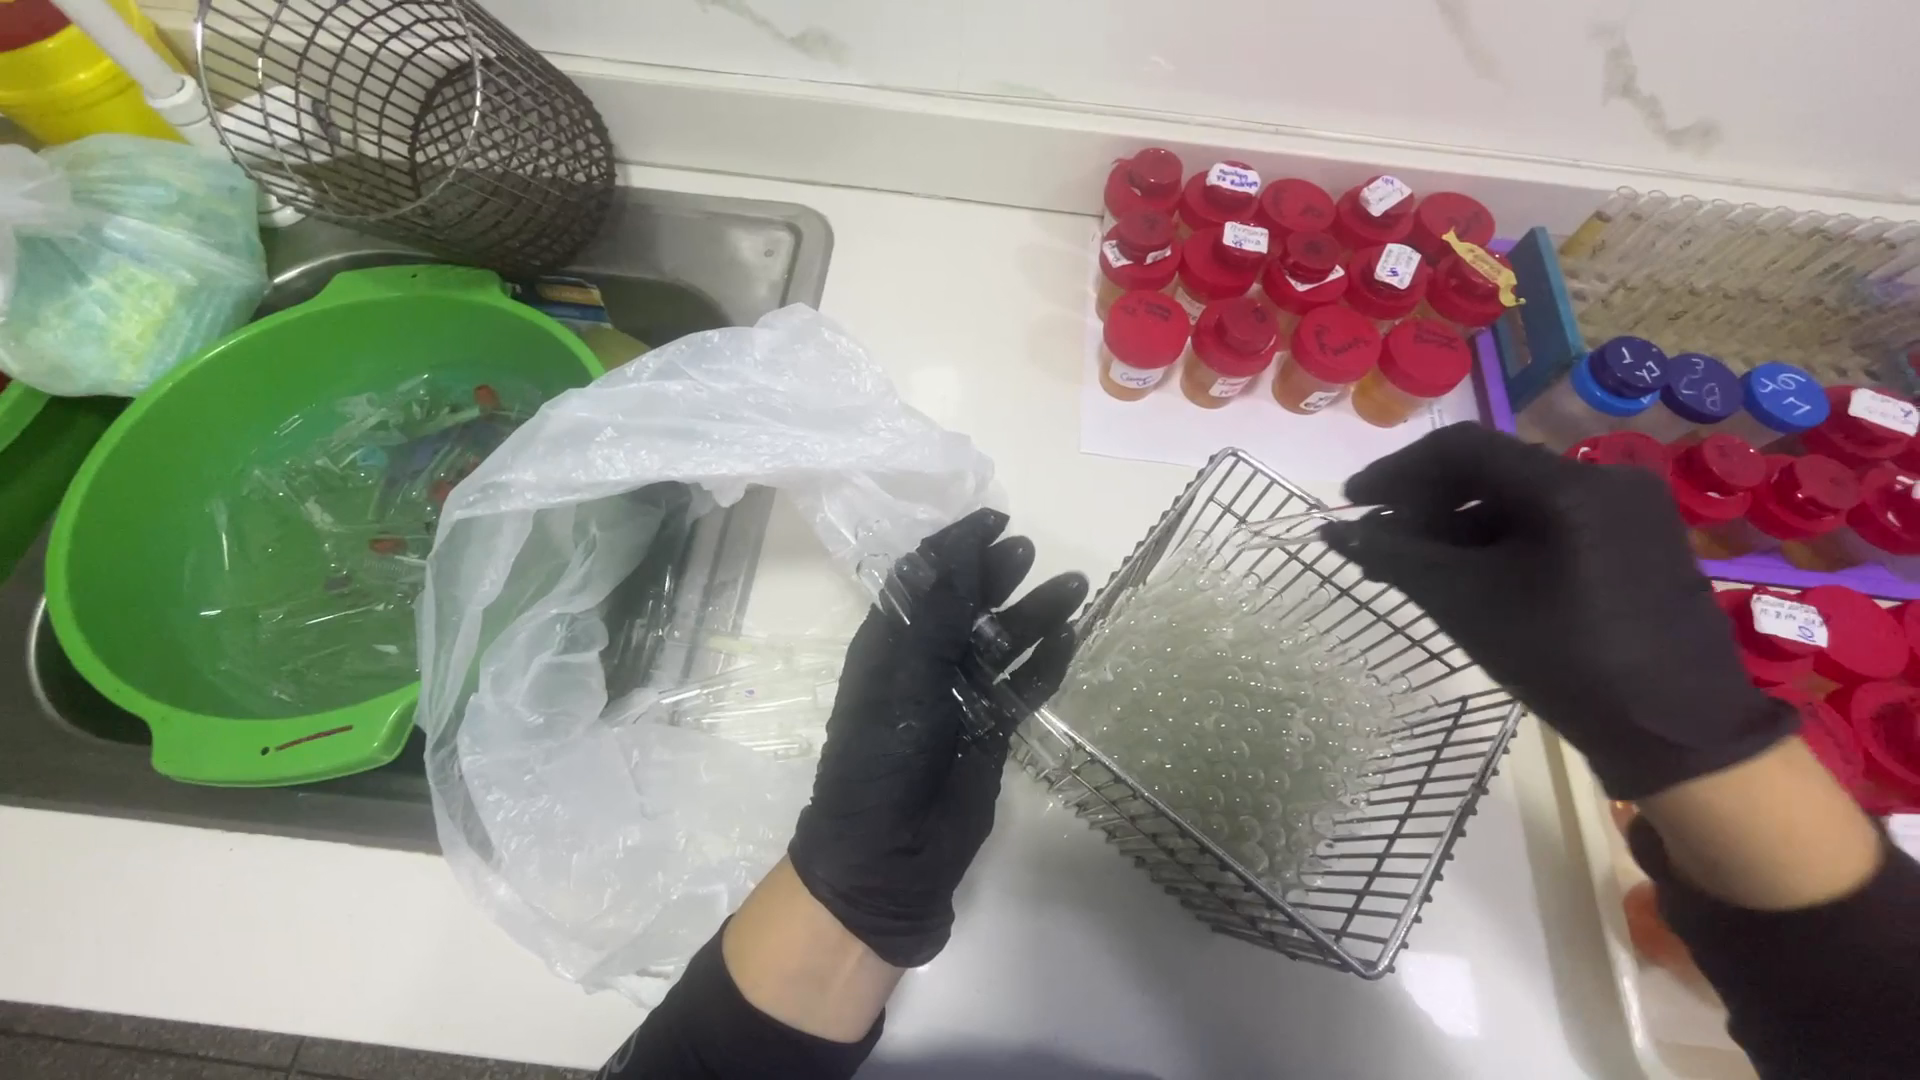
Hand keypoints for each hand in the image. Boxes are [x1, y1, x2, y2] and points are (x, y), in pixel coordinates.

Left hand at [788, 508, 1087, 966]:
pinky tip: (1070, 635)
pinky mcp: (991, 729)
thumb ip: (935, 615)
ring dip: (1034, 612)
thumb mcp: (904, 676)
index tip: (994, 518)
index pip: (923, 577)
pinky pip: (1023, 685)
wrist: (889, 850)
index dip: (956, 545)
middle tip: (1028, 550)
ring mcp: (962, 696)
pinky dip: (1045, 661)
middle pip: (967, 603)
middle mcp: (926, 662)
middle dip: (996, 572)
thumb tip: (960, 553)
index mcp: (892, 643)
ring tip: (1073, 585)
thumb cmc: (882, 754)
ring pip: (1002, 641)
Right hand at [1322, 423, 1794, 799]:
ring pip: (1515, 497)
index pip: (1459, 449)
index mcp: (1568, 487)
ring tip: (1416, 565)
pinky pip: (1547, 520)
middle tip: (1380, 540)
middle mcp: (1604, 480)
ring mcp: (1628, 508)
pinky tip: (1468, 574)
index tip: (1353, 505)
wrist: (1677, 731)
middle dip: (1423, 502)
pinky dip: (1496, 539)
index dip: (1394, 472)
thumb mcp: (1462, 603)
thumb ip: (1392, 557)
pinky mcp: (1636, 538)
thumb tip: (1332, 532)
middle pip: (1488, 471)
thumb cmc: (1562, 660)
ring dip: (1455, 524)